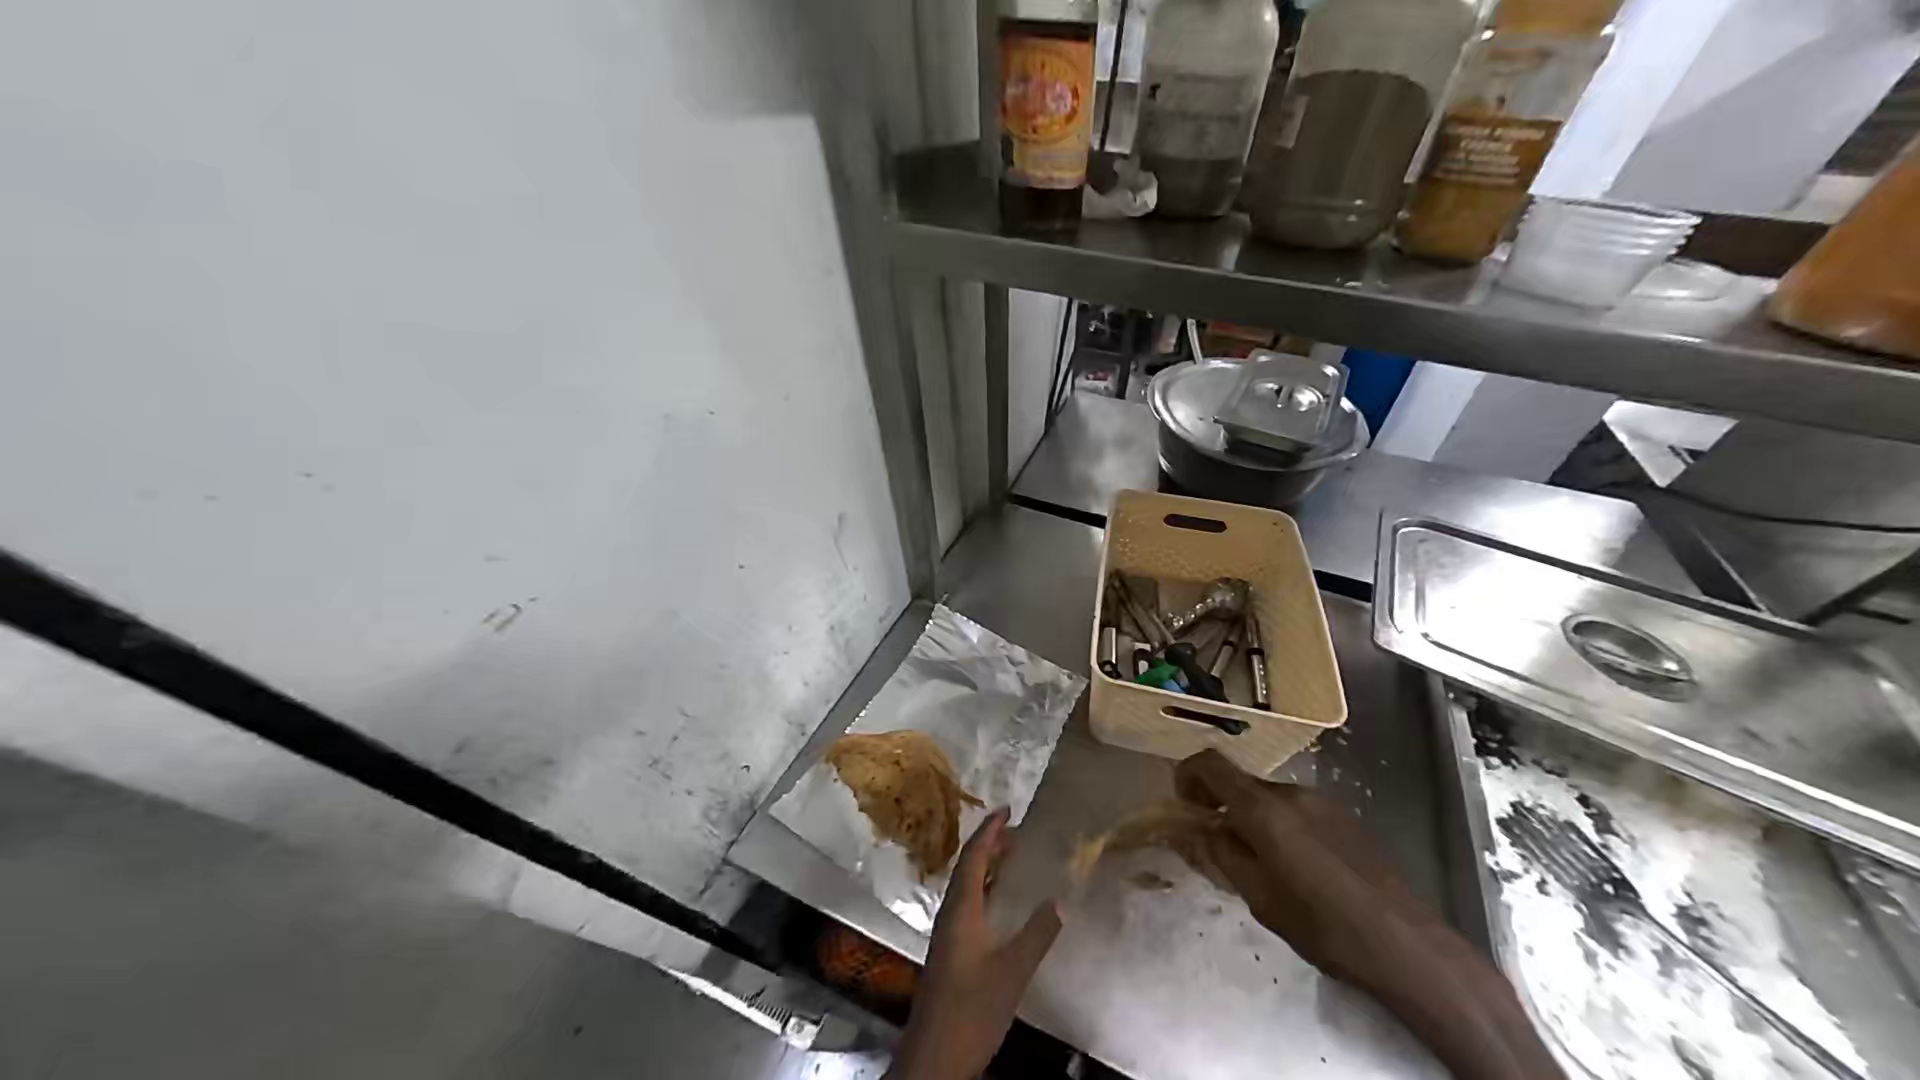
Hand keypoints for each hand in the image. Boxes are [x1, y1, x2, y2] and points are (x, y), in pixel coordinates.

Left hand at [886, 809, 1062, 1079]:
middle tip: (1015, 831)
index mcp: (961, 910)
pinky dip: (983, 889)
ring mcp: (947, 934)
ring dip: (986, 867)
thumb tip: (1061, 899)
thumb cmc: (971, 1010)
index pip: (973, 857)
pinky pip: (966, 904)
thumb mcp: (1012, 972)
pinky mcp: (949, 952)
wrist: (933, 1056)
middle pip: (967, 867)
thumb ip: (1037, 935)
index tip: (1006, 809)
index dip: (989, 831)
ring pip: (966, 887)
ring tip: (1010, 859)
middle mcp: (950, 914)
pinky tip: (998, 904)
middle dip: (989, 845)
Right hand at [1174, 748, 1441, 983]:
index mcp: (1264, 809)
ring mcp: (1321, 802)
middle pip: (1240, 783)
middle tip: (1217, 845)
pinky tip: (1294, 867)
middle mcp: (1291, 793)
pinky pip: (1295, 809)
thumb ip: (1221, 854)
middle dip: (1221, 806)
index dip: (1188, 776)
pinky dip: (1279, 826)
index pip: (1211, 764)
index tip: (1185, 806)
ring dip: (1251, 819)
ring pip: (1268, 799)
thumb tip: (1197, 830)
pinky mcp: (1343, 817)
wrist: (1407, 945)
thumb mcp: (1258, 897)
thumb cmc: (1323, 926)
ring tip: (1259, 864)